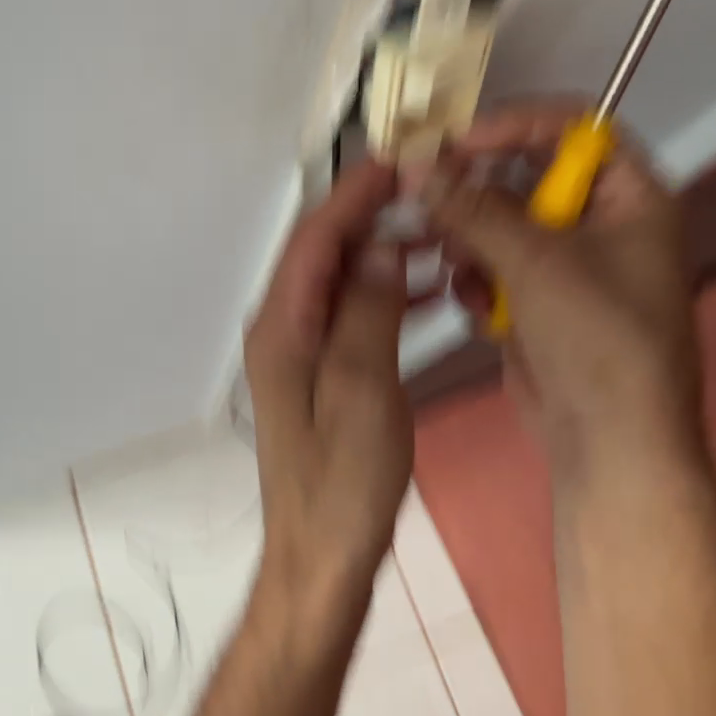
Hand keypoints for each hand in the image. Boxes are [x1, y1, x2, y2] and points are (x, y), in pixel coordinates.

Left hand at [243, 160, 411, 592]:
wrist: (320, 556)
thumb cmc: (344, 482)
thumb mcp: (363, 391)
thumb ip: (367, 312)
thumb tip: (380, 244)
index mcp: (281, 325)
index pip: (314, 238)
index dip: (354, 194)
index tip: (400, 159)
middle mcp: (280, 328)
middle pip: (321, 251)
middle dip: (368, 213)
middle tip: (426, 187)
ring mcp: (297, 351)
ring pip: (337, 280)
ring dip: (379, 251)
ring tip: (435, 230)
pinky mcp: (319, 373)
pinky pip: (349, 313)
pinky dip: (382, 293)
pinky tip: (423, 290)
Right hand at [419, 101, 701, 469]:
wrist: (609, 440)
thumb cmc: (596, 337)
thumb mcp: (535, 261)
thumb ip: (472, 207)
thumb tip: (415, 162)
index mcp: (631, 197)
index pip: (572, 128)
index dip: (514, 126)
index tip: (455, 142)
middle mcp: (600, 222)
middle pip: (525, 177)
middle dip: (475, 191)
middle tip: (425, 196)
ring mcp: (567, 264)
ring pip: (500, 223)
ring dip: (469, 239)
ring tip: (448, 257)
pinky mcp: (538, 300)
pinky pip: (494, 265)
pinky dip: (477, 278)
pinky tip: (475, 304)